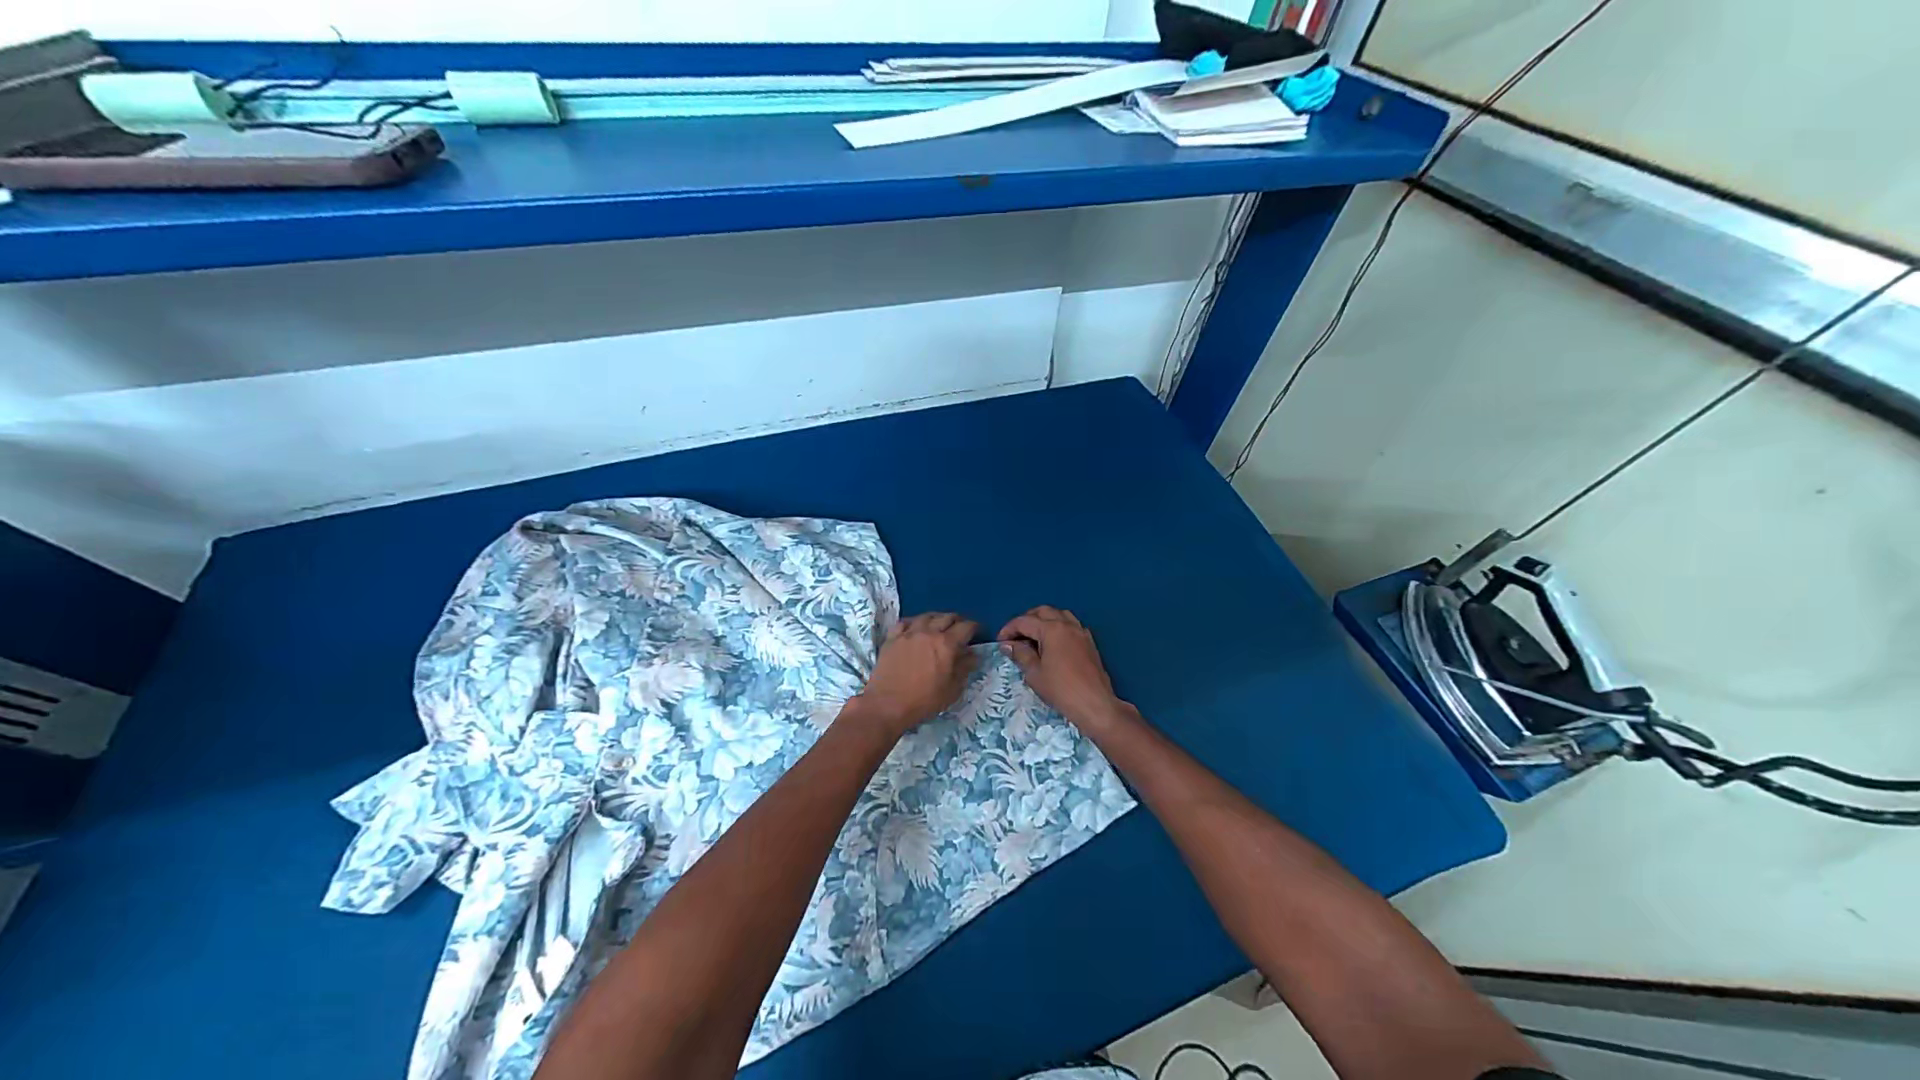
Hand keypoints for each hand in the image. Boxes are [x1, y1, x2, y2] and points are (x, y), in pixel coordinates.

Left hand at [848, 612, 978, 737]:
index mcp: (946, 644)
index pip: (966, 627)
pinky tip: (915, 627)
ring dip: (937, 618)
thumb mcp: (952, 689)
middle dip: (957, 620)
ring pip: (926, 616)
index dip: (974, 627)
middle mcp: (928, 632)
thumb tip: (973, 655)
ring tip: (939, 625)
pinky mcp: (892, 638)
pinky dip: (914, 622)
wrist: (887, 704)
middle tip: (960, 628)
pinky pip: (905, 622)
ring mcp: (908, 633)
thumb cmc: (924, 700)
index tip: (977, 632)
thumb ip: (964, 668)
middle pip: (947, 617)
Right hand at [997, 606, 1130, 729]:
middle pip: (1042, 612)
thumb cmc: (1061, 690)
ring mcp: (1081, 632)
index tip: (1000, 642)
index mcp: (1052, 629)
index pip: (1024, 621)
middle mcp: (1067, 624)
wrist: (1095, 704)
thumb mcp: (1034, 673)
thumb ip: (1020, 654)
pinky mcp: (1089, 642)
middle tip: (1015, 637)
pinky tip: (1053, 644)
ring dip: (1043, 621)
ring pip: (1059, 615)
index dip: (1009, 629)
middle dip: (1026, 620)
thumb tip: (1008, 644)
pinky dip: (1058, 627)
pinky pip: (1071, 625)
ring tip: (1033, 638)